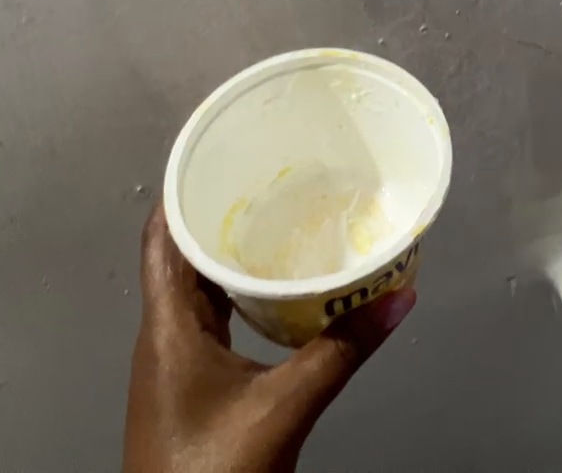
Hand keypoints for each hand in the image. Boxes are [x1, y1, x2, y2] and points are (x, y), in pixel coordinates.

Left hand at [123, 203, 414, 472]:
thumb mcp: (284, 409)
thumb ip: (343, 351)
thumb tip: (400, 296)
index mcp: (166, 326)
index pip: (161, 237)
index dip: (181, 189)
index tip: (222, 152)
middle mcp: (162, 334)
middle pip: (179, 253)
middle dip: (215, 210)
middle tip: (265, 174)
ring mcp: (174, 359)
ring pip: (194, 283)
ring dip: (226, 249)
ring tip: (275, 214)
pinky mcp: (191, 380)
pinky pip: (210, 313)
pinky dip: (236, 288)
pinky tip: (274, 285)